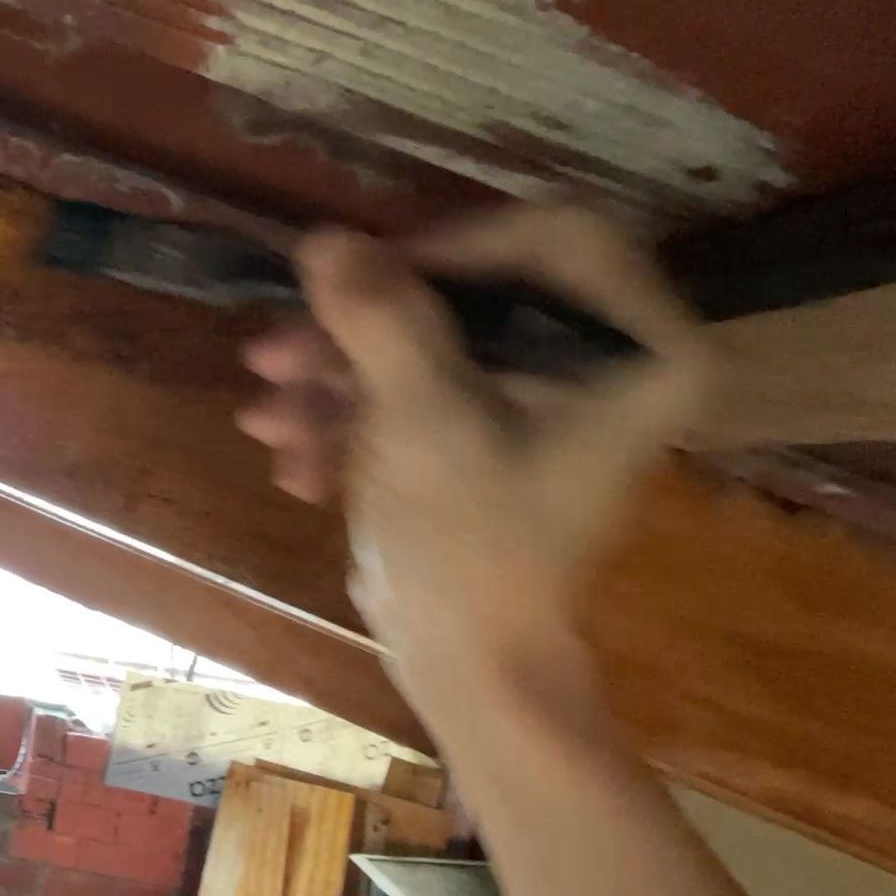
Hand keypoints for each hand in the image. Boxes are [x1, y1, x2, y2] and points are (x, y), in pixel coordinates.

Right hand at [237, 205, 711, 681]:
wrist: (458, 658)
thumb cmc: (465, 548)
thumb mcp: (422, 425)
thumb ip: (380, 323)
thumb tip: (322, 239)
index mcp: (630, 349)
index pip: (546, 237)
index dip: (441, 250)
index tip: (351, 287)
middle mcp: (588, 361)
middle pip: (457, 298)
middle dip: (351, 335)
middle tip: (269, 356)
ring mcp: (522, 400)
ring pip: (412, 350)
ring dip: (327, 386)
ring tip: (265, 423)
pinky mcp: (468, 432)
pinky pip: (400, 397)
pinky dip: (340, 424)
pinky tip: (296, 467)